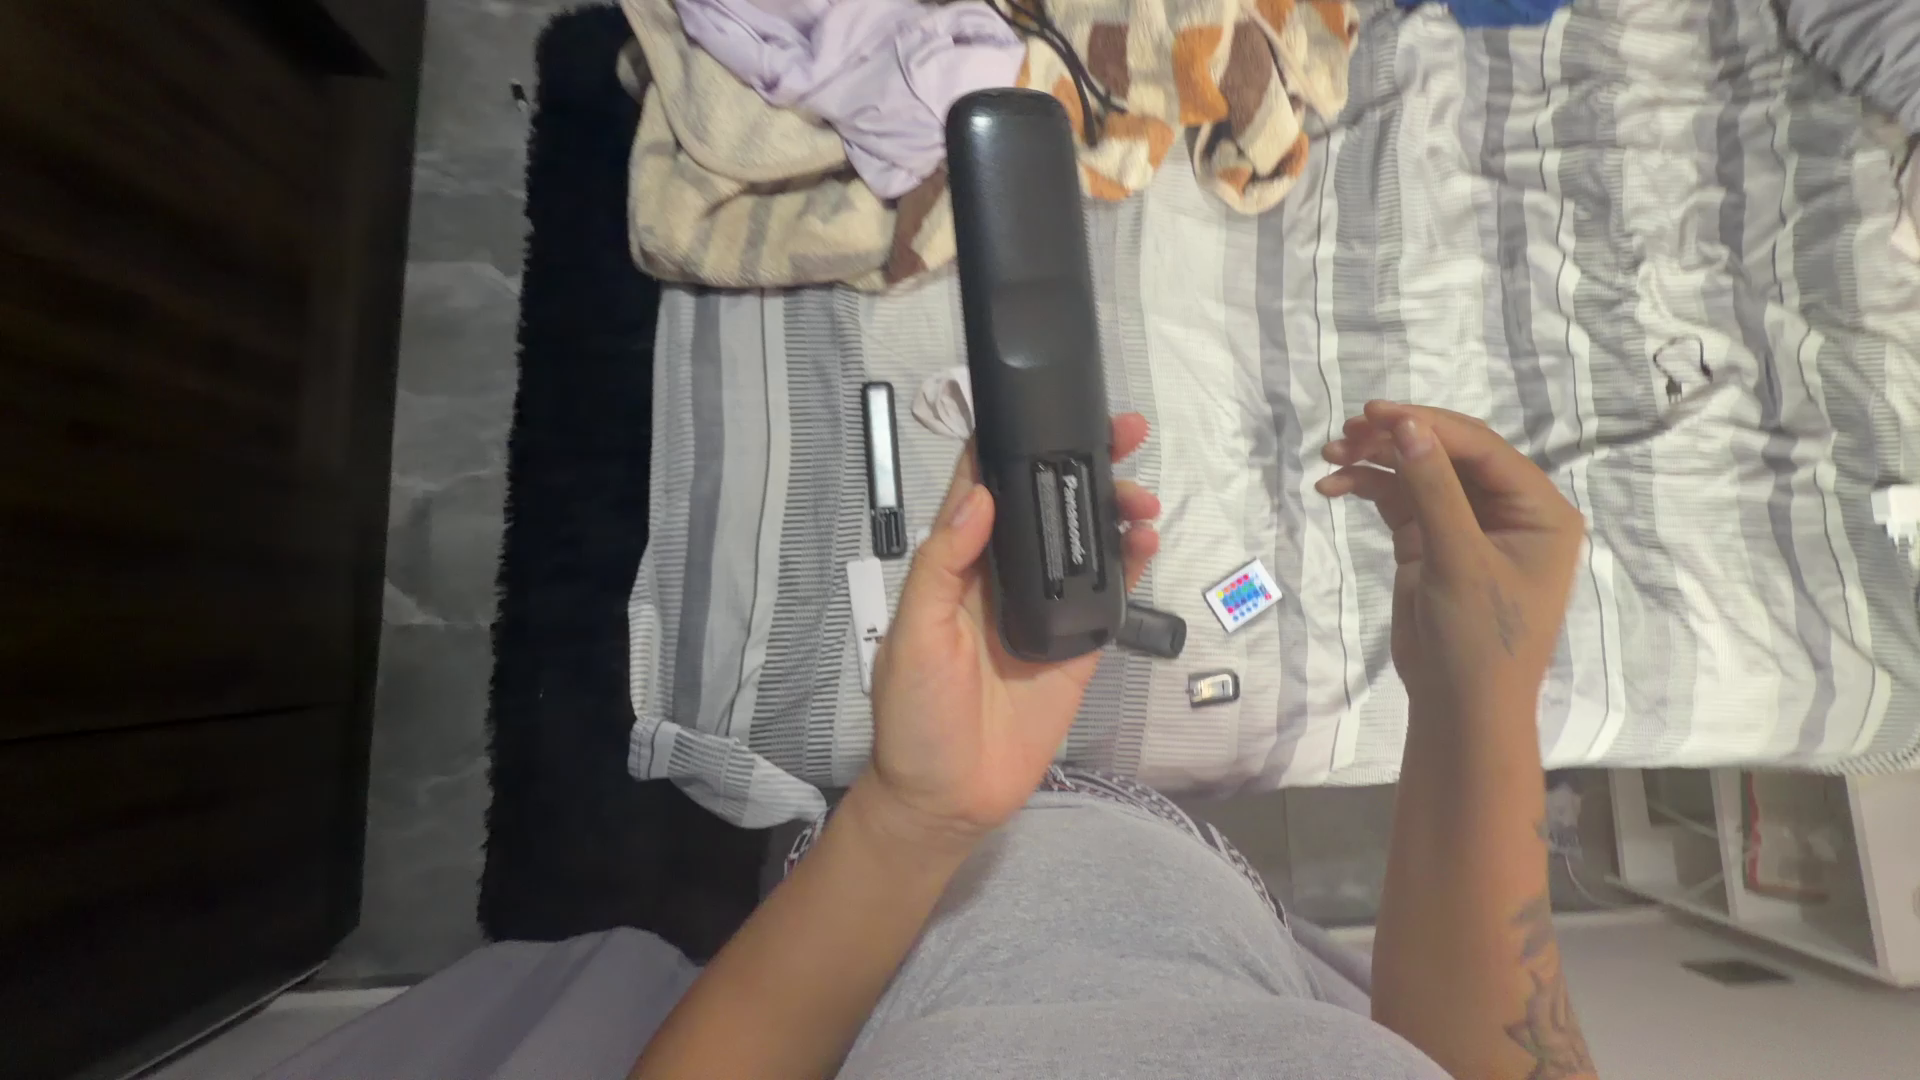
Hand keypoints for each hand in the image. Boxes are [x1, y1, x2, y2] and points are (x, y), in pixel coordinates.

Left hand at [858, 415, 1160, 853]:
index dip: (1012, 444)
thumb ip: (943, 563)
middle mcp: (1004, 575)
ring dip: (1113, 509)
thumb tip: (981, 496)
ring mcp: (1045, 607)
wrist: (950, 794)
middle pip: (1045, 505)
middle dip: (1081, 464)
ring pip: (1083, 542)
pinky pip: (1108, 596)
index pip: (985, 488)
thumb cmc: (915, 711)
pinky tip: (1147, 540)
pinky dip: (1130, 565)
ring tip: (1142, 494)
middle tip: (1124, 432)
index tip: (1047, 405)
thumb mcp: (914, 632)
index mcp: (959, 564)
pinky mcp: (1078, 643)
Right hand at [1316, 402, 1584, 718]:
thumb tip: (1407, 428)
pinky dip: (1368, 491)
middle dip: (1396, 440)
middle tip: (1346, 433)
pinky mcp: (1429, 543)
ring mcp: (1464, 526)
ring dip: (1375, 464)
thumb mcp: (1458, 560)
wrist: (1459, 702)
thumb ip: (1433, 490)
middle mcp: (1505, 510)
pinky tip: (1334, 488)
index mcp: (1537, 510)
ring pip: (1417, 476)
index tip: (1375, 413)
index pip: (1481, 449)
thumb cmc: (1480, 636)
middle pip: (1447, 456)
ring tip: (1330, 457)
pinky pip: (1398, 503)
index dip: (1429, 425)